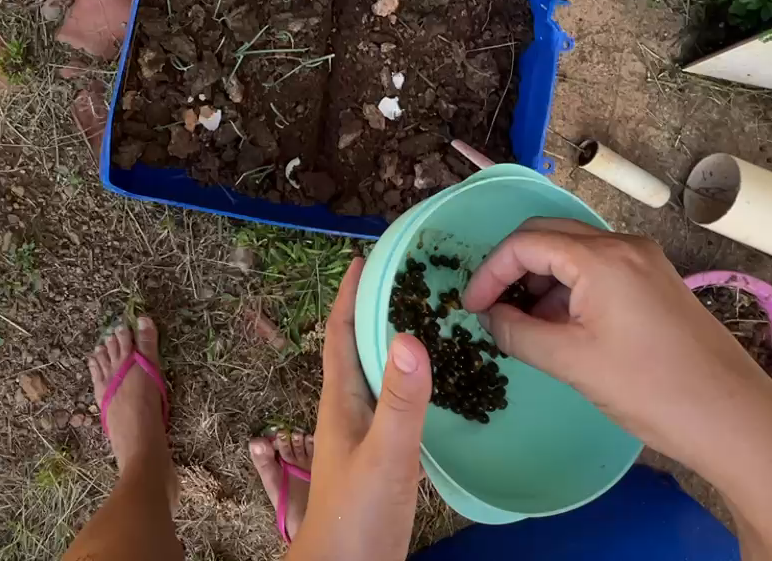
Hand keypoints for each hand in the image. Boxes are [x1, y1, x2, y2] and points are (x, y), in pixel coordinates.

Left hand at [287, 257, 431, 560]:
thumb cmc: (358, 512)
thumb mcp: (385, 452)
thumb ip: (400, 400)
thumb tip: (409, 336)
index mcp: (341, 396)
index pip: (340, 331)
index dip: (348, 293)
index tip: (360, 258)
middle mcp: (347, 406)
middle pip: (355, 345)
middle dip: (371, 309)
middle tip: (402, 280)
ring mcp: (360, 431)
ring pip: (373, 372)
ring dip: (388, 342)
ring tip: (420, 319)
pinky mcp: (377, 454)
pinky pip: (390, 400)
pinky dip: (406, 381)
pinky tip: (431, 387)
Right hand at [460, 217, 771, 475]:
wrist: (744, 428)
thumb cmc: (653, 391)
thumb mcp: (572, 362)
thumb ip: (518, 334)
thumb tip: (490, 318)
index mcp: (600, 257)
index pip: (523, 244)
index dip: (489, 273)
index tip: (470, 307)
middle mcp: (623, 245)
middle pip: (546, 235)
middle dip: (511, 267)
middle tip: (491, 305)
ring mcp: (646, 261)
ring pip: (571, 249)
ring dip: (540, 277)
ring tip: (525, 320)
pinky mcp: (658, 281)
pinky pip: (598, 266)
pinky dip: (569, 285)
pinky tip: (562, 322)